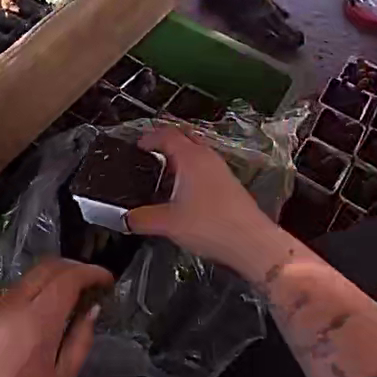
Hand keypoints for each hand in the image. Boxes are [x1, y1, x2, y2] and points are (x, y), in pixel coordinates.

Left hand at [0, 257, 111, 376]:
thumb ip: (80, 338)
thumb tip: (91, 310)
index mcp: (36, 321)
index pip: (69, 277)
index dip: (93, 272)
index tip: (108, 280)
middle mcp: (13, 308)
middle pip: (47, 267)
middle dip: (75, 268)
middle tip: (94, 283)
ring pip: (30, 277)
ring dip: (55, 277)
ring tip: (75, 298)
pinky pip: (16, 292)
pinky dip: (38, 290)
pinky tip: (49, 312)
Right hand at [127, 125, 287, 278]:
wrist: (251, 241)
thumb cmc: (208, 225)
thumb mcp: (168, 223)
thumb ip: (142, 219)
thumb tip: (125, 219)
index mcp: (191, 158)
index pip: (168, 135)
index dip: (151, 136)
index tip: (138, 144)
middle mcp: (208, 157)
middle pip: (186, 137)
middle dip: (168, 140)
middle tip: (150, 151)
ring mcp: (222, 170)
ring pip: (198, 152)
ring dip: (181, 156)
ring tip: (164, 172)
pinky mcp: (230, 184)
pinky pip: (206, 167)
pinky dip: (192, 170)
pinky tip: (184, 191)